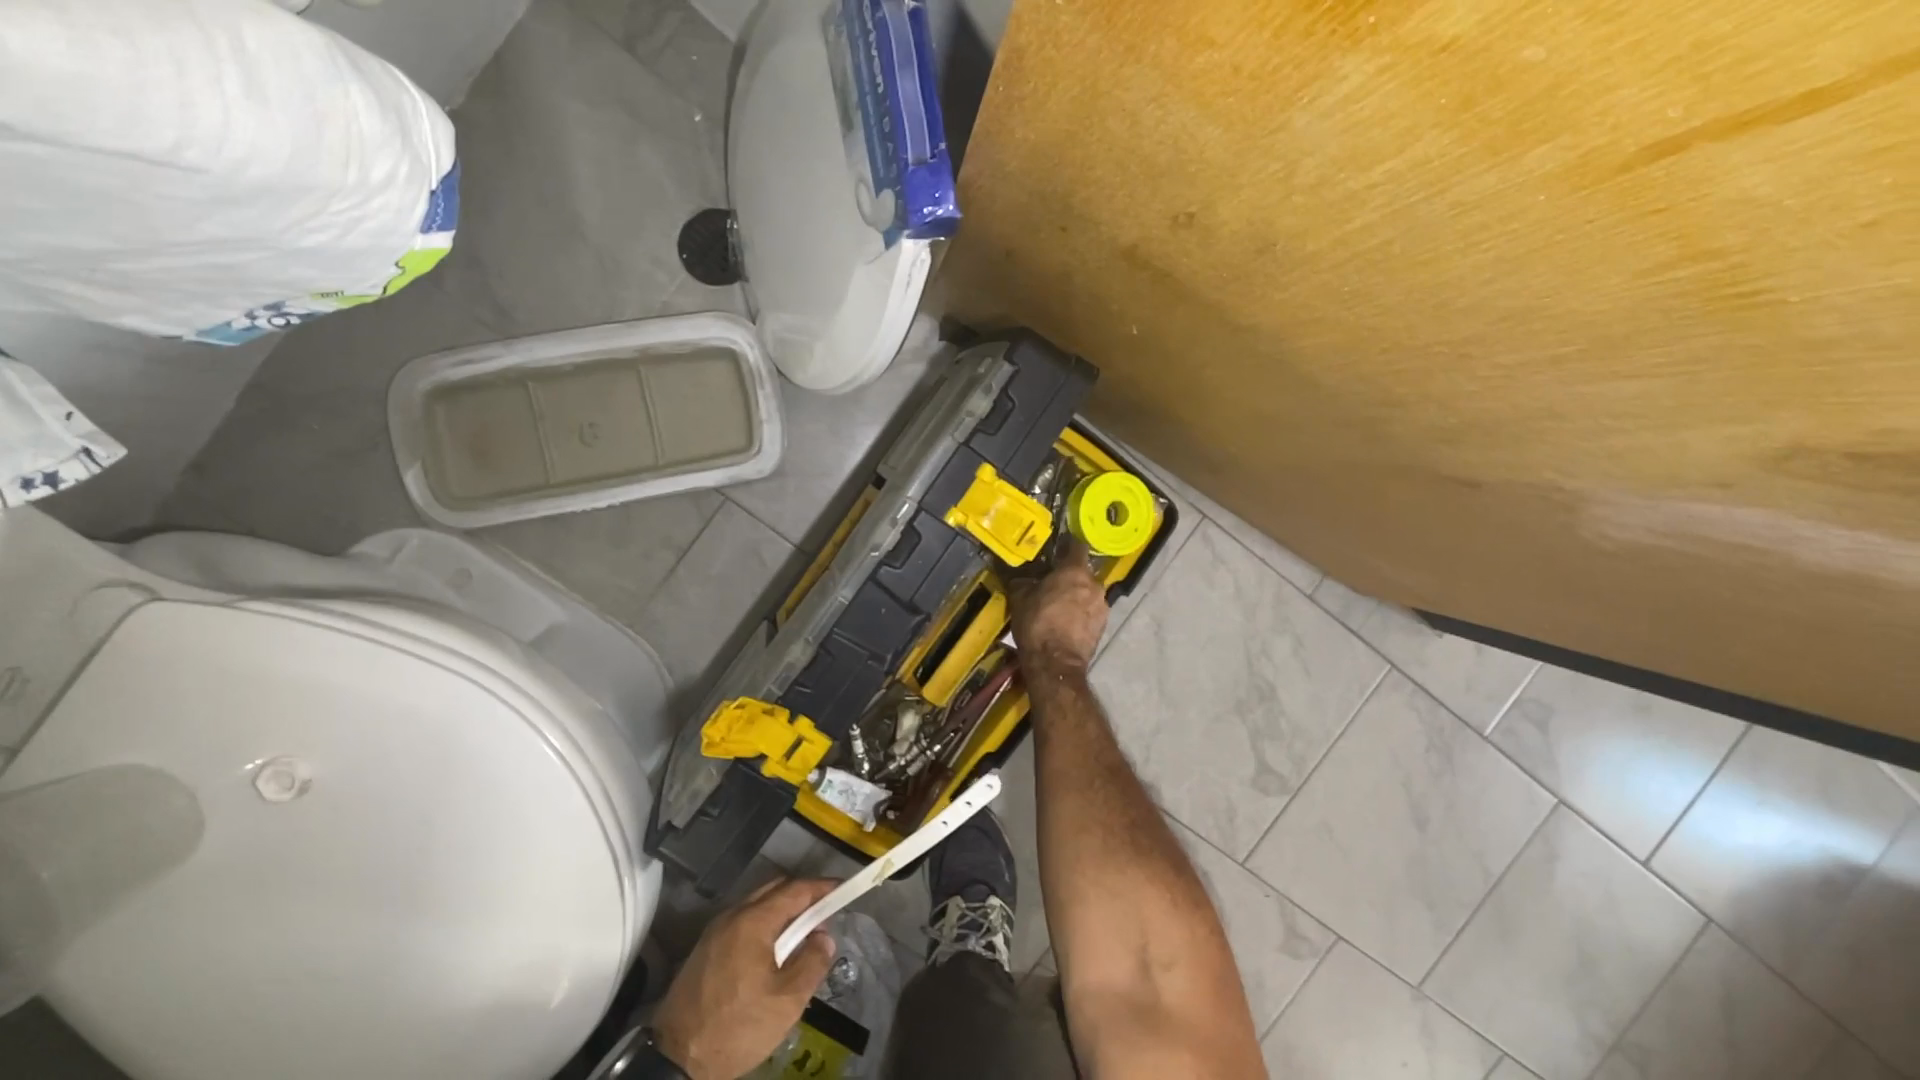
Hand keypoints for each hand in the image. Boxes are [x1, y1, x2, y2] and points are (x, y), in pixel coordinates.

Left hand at [653, 878, 838, 1079]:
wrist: (676, 1059)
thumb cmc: (737, 1027)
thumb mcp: (787, 1001)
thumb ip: (812, 962)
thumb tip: (823, 937)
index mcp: (753, 922)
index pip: (795, 890)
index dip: (822, 887)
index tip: (843, 890)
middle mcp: (732, 917)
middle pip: (774, 891)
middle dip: (802, 897)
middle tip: (825, 917)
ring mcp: (714, 933)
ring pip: (757, 907)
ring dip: (782, 913)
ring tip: (802, 938)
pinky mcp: (705, 950)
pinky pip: (742, 924)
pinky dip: (764, 926)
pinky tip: (774, 954)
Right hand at [1008, 539, 1109, 674]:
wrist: (1056, 663)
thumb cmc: (1037, 624)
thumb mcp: (1020, 599)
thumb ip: (1023, 582)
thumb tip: (1021, 576)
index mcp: (1075, 571)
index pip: (1077, 546)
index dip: (1067, 546)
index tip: (1058, 549)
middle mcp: (1094, 584)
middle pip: (1083, 573)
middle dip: (1070, 577)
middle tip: (1052, 586)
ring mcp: (1103, 606)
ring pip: (1089, 593)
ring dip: (1077, 596)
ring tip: (1059, 609)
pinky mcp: (1104, 625)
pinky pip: (1091, 611)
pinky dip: (1082, 614)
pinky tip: (1067, 624)